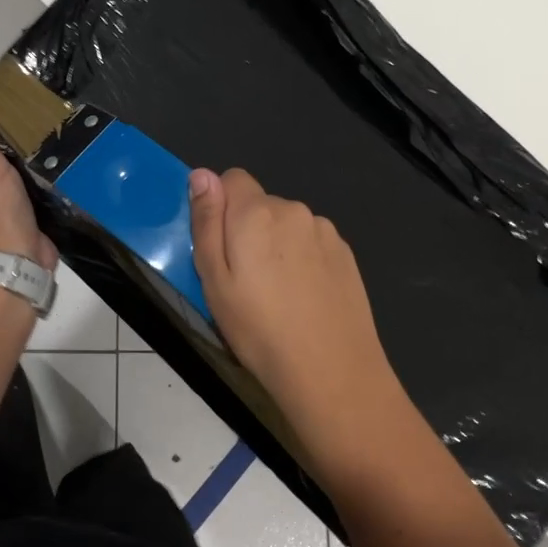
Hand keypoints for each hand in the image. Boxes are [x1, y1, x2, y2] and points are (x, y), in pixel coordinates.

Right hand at [188, 168, 394, 433]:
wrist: (332, 372)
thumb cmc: (259, 330)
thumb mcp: (214, 280)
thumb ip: (206, 222)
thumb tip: (201, 174)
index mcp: (255, 212)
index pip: (231, 179)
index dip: (220, 207)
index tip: (219, 246)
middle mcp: (292, 209)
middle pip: (260, 203)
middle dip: (248, 229)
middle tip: (243, 280)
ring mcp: (324, 231)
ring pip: (287, 224)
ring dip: (277, 244)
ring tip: (278, 294)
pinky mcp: (346, 254)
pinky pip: (312, 243)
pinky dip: (303, 260)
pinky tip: (305, 298)